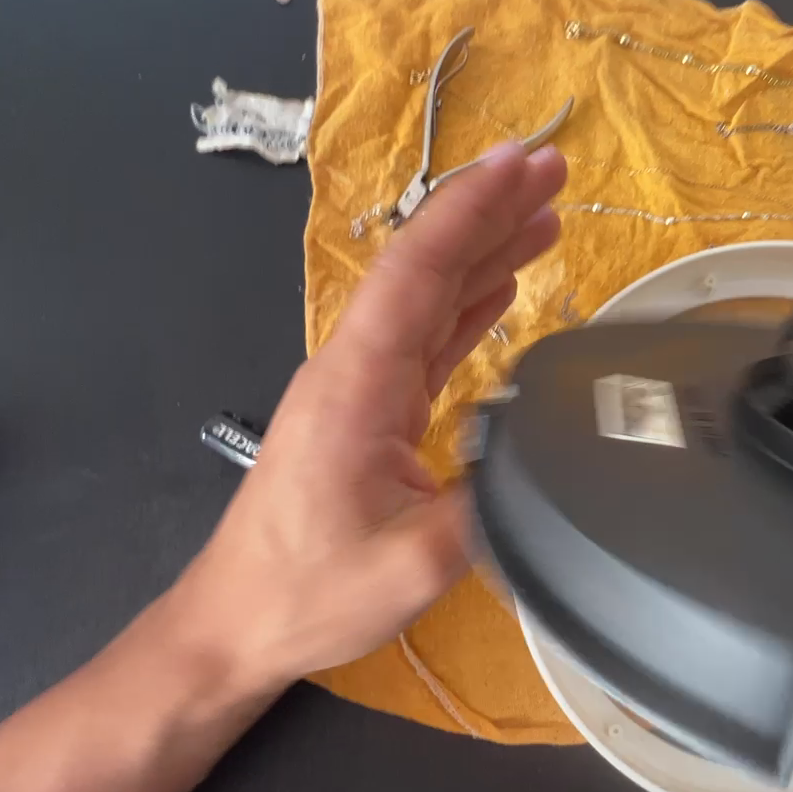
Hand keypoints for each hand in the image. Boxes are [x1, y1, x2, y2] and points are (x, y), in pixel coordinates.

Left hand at [161, 142, 566, 693]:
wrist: (239, 624)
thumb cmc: (312, 592)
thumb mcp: (414, 565)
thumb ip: (488, 505)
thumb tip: (544, 452)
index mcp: (358, 383)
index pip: (417, 274)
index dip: (469, 213)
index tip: (520, 167)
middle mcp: (359, 366)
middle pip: (428, 267)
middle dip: (489, 211)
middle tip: (553, 172)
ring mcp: (368, 384)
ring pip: (434, 295)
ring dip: (487, 249)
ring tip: (546, 214)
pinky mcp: (379, 407)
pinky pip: (434, 336)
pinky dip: (473, 301)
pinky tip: (506, 283)